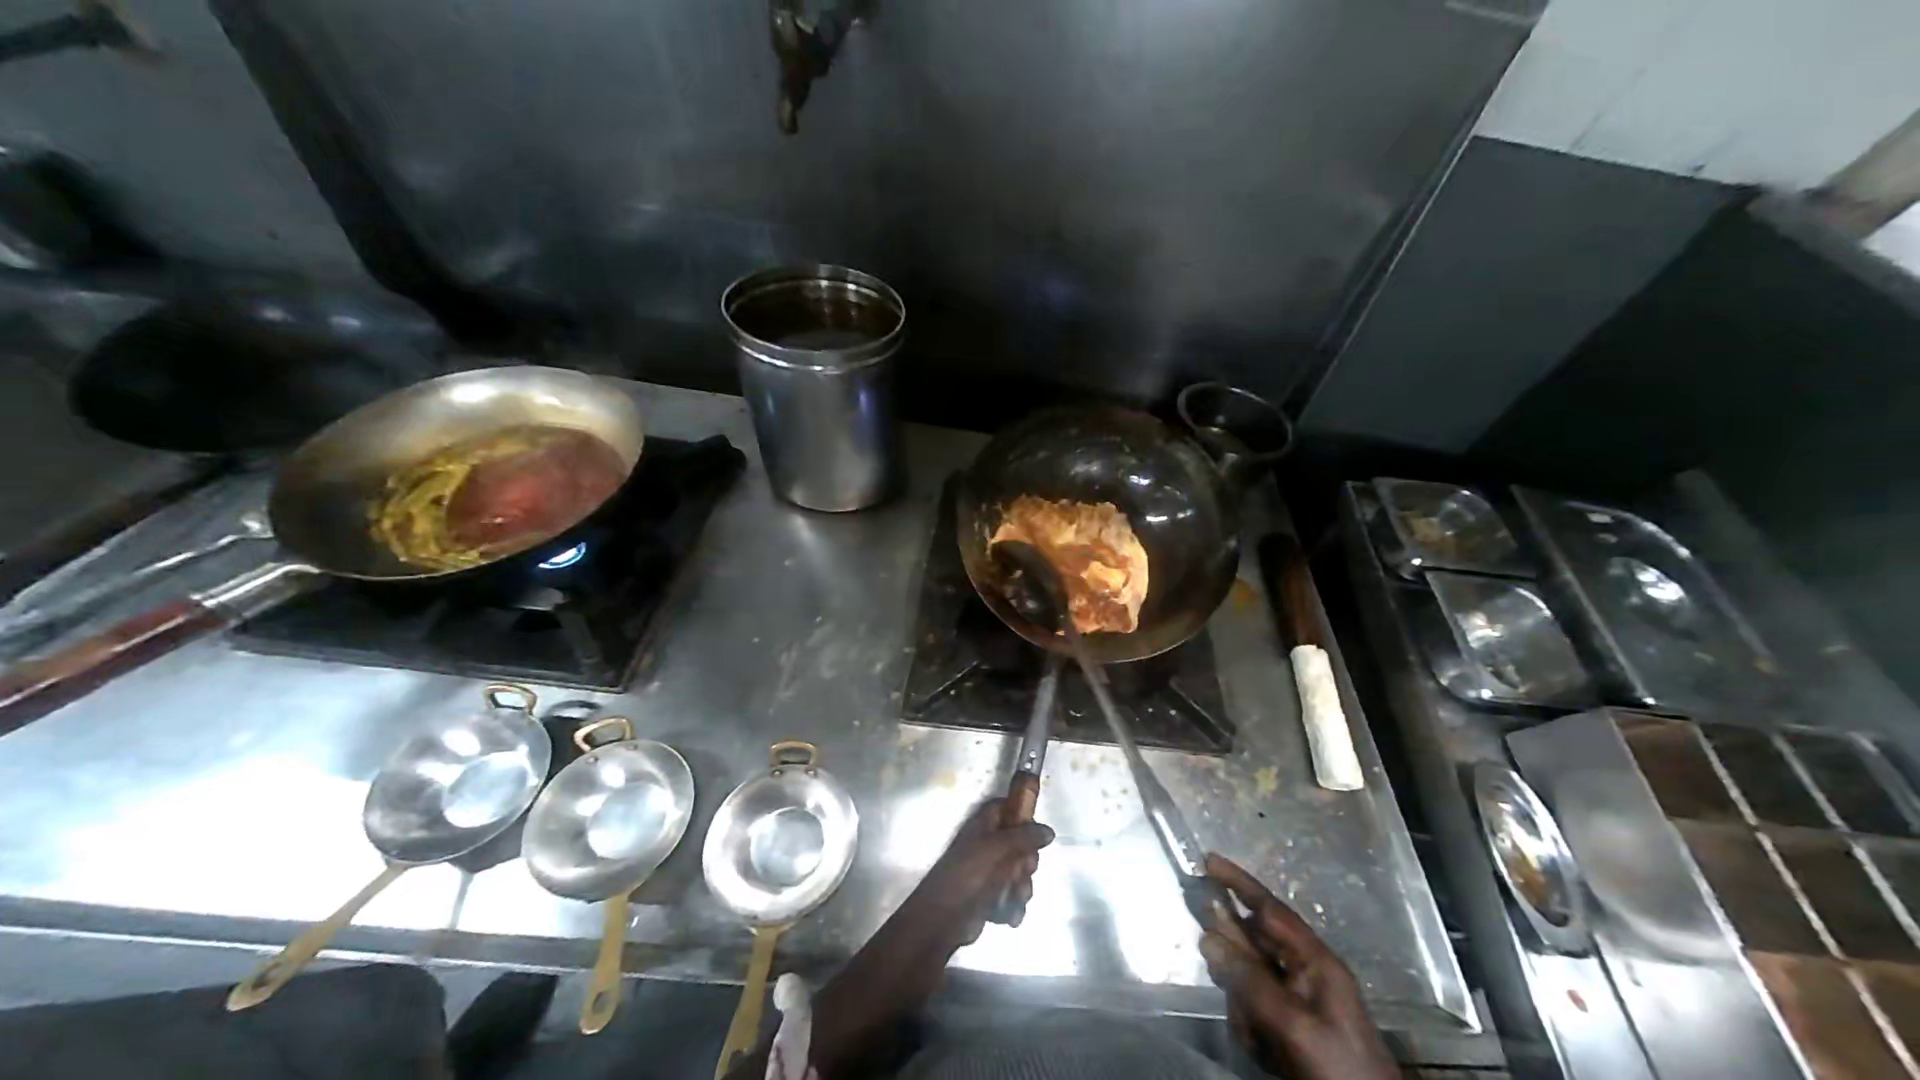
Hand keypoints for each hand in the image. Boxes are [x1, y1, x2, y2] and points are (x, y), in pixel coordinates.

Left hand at [806, 799, 1052, 1076]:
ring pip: (1017, 873)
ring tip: (1015, 900)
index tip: (1038, 831)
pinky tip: (1009, 918)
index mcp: (981, 827)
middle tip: (1025, 872)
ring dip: (1022, 888)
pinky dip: (1012, 907)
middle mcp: (983, 846)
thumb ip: (1022, 838)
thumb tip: (1048, 830)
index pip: (1004, 807)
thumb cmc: (963, 880)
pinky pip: (1009, 897)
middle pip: (1018, 843)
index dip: (1022, 814)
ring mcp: (984, 873)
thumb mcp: (994, 851)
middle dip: (1027, 861)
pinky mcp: (985, 899)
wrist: (938, 925)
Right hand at [1199, 854, 1398, 1079]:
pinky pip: (1251, 1006)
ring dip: (1242, 1005)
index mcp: (1315, 960)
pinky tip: (1263, 1051)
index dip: (1239, 883)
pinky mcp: (1288, 1023)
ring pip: (1246, 977)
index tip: (1207, 860)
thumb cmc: (1339, 1067)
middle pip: (1252, 943)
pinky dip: (1249, 1025)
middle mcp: (1305, 972)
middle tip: (1227, 980)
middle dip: (1234, 964)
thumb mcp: (1293, 1024)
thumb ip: (1250, 979)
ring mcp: (1297, 998)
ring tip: (1259, 1039)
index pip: (1270, 909)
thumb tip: (1208, 936)